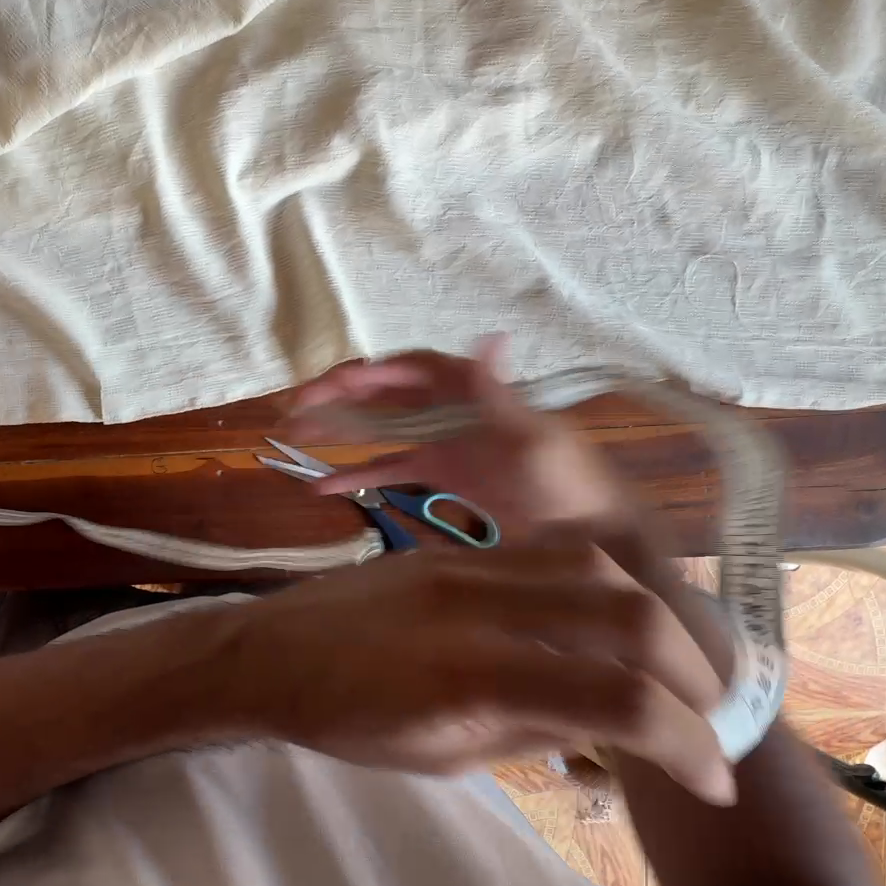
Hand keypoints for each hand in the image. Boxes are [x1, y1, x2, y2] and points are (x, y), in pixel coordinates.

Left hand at [239, 533, 736, 804]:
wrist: (266, 652)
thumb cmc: (340, 720)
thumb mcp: (439, 754)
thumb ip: (530, 734)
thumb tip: (611, 723)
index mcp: (469, 677)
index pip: (619, 701)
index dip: (687, 746)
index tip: (705, 780)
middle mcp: (474, 606)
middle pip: (627, 611)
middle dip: (688, 670)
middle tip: (694, 715)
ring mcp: (458, 564)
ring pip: (591, 564)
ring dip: (646, 616)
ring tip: (653, 664)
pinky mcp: (446, 549)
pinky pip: (540, 552)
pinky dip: (589, 585)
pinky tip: (589, 621)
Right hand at [284, 337, 731, 711]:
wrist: (593, 546)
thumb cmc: (570, 491)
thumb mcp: (535, 444)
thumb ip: (500, 396)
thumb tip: (489, 339)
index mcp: (475, 394)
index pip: (410, 370)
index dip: (367, 373)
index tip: (325, 387)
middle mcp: (454, 411)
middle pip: (386, 394)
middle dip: (338, 398)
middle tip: (292, 409)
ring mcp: (445, 443)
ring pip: (380, 428)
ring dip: (338, 430)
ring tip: (293, 436)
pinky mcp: (442, 476)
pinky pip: (390, 470)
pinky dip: (357, 475)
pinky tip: (320, 487)